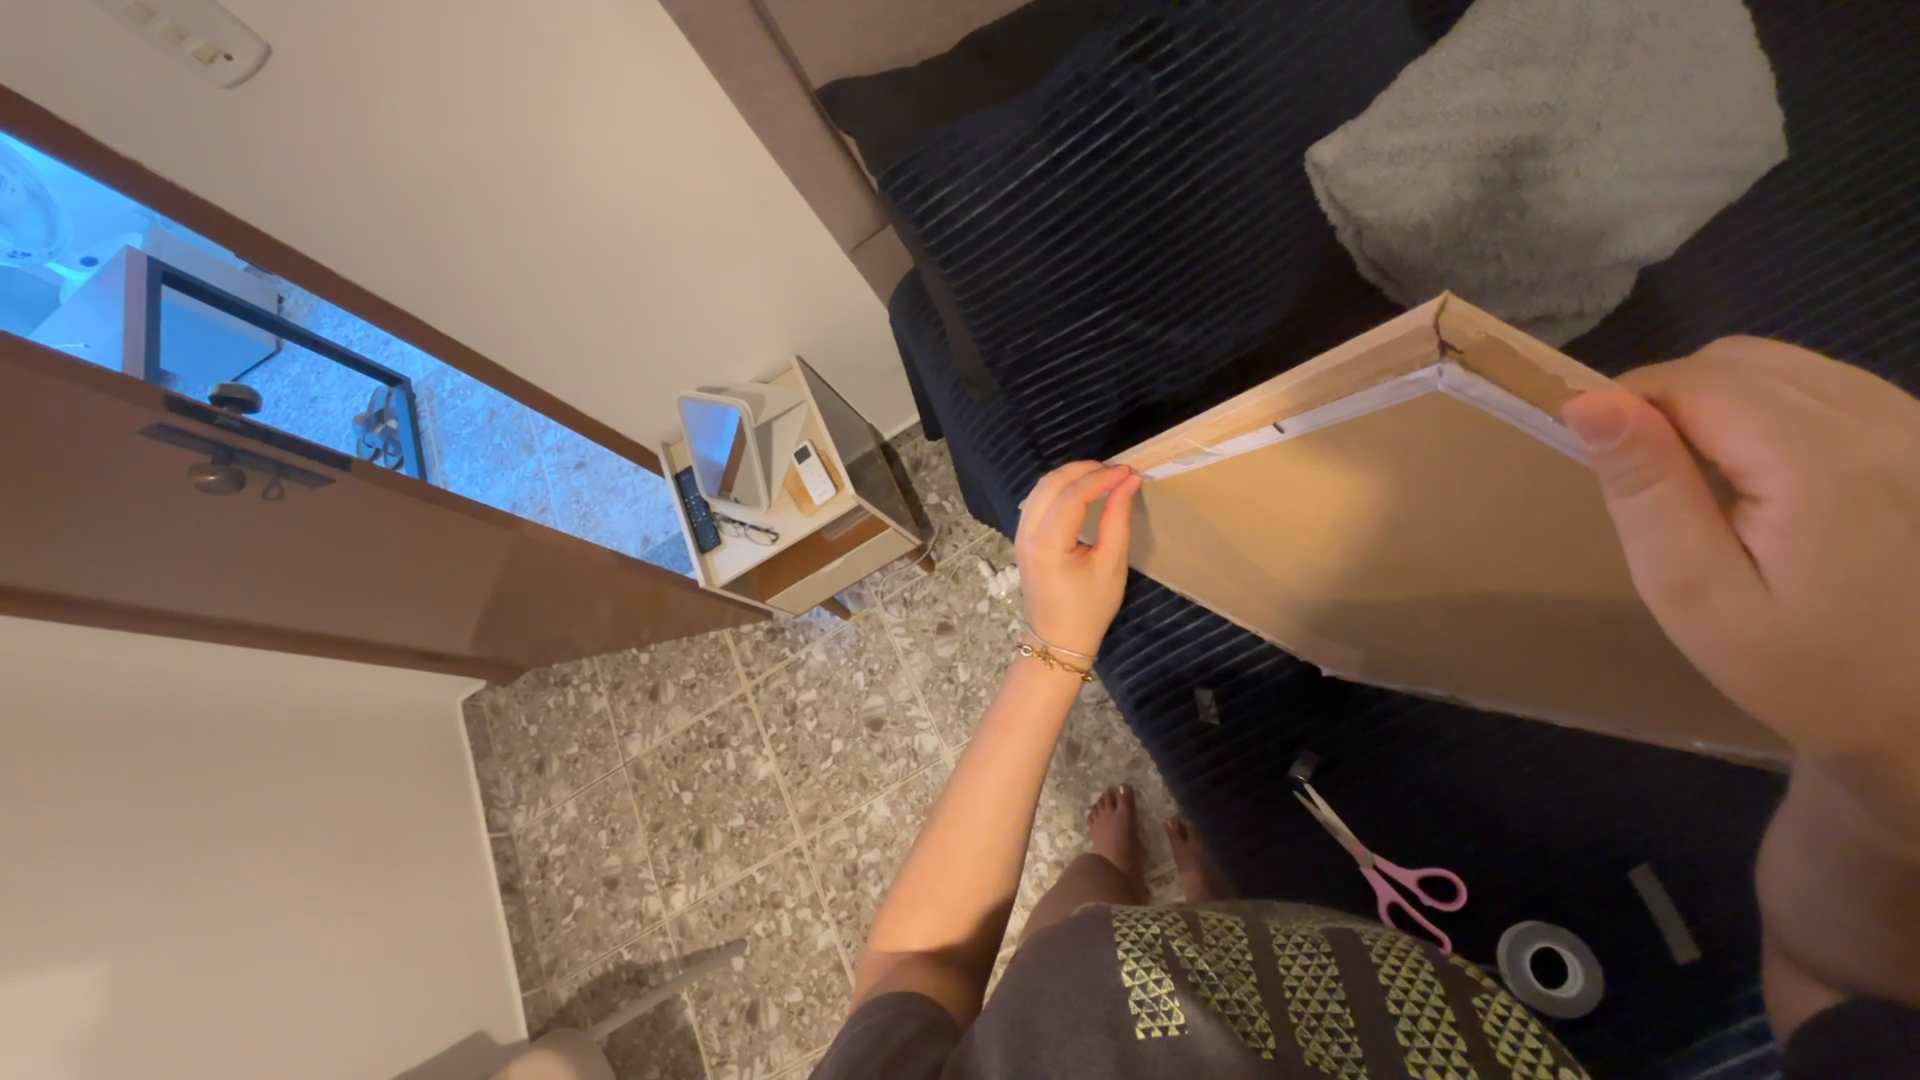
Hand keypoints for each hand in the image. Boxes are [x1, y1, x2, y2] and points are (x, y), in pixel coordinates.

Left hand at [1014, 462, 1143, 656]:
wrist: (1058, 639)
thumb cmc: (1089, 608)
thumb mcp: (1111, 564)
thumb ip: (1118, 519)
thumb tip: (1129, 482)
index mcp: (1048, 545)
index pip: (1073, 495)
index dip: (1102, 478)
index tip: (1129, 471)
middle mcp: (1027, 535)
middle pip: (1051, 483)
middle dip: (1084, 470)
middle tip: (1116, 471)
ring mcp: (1020, 535)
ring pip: (1040, 488)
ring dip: (1070, 476)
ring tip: (1102, 477)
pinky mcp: (1022, 537)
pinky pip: (1037, 501)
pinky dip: (1059, 488)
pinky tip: (1082, 490)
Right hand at [1562, 337, 1919, 758]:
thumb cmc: (1794, 664)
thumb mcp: (1691, 587)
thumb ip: (1644, 487)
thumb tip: (1588, 403)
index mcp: (1822, 462)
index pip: (1694, 380)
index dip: (1625, 404)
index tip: (1599, 461)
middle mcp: (1889, 423)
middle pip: (1739, 362)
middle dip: (1668, 401)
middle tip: (1646, 480)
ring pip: (1783, 367)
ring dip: (1716, 403)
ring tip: (1698, 481)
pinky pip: (1826, 388)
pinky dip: (1766, 412)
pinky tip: (1759, 476)